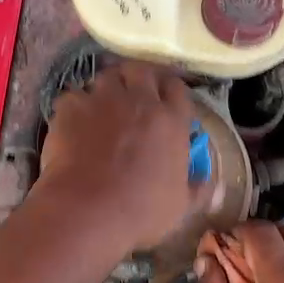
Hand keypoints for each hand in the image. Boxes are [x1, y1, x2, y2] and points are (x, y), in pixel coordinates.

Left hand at [33, 61, 202, 253]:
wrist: (87, 211)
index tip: (165, 100)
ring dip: (108, 87)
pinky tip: (74, 122)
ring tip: (103, 104)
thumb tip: (213, 184)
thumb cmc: (140, 212)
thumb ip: (198, 190)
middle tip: (133, 93)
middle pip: (142, 70)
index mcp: (171, 121)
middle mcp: (139, 101)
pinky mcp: (70, 108)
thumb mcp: (181, 207)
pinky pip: (73, 96)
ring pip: (107, 76)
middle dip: (138, 78)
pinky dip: (75, 106)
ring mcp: (102, 100)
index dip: (170, 90)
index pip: (177, 87)